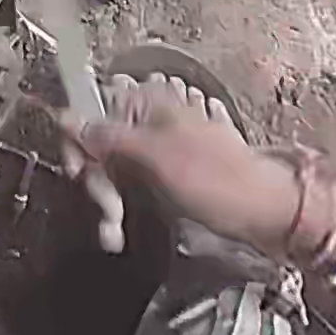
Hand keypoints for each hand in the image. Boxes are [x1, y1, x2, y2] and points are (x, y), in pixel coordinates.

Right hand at [61, 73, 310, 259]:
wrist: (269, 213)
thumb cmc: (215, 179)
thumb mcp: (154, 155)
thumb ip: (106, 135)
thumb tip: (66, 116)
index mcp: (147, 104)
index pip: (90, 109)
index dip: (78, 140)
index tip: (78, 170)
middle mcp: (147, 121)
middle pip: (97, 143)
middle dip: (96, 179)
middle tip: (108, 208)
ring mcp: (155, 149)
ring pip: (110, 169)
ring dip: (107, 200)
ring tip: (113, 230)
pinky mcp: (163, 175)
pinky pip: (128, 186)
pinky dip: (121, 206)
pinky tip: (118, 231)